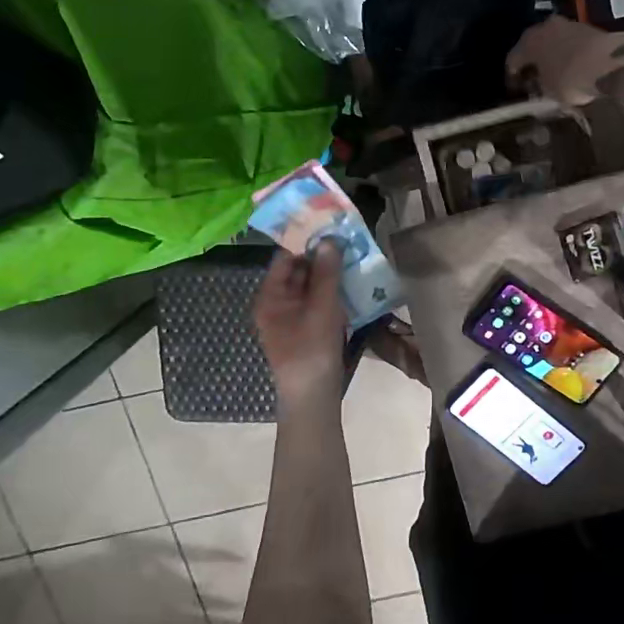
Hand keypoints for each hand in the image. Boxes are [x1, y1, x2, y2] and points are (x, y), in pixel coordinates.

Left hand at [254, 245, 347, 412]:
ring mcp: (292, 318)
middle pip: (297, 271)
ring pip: (310, 286)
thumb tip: (328, 240)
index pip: (284, 258)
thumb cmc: (311, 351)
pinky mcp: (307, 329)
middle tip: (346, 236)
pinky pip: (318, 302)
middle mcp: (276, 304)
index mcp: (269, 297)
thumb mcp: (321, 308)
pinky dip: (333, 291)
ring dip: (330, 273)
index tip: (327, 224)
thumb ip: (325, 274)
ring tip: (354, 253)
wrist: (313, 400)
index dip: (303, 240)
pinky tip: (353, 282)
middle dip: (321, 256)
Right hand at [504, 16, 623, 105]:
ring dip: (552, 55)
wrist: (612, 64)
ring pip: (553, 41)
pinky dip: (569, 53)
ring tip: (556, 73)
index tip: (518, 91)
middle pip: (532, 46)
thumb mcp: (546, 90)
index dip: (513, 79)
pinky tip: (573, 66)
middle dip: (533, 62)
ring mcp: (568, 24)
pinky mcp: (590, 27)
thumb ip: (537, 85)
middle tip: (535, 79)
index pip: (511, 61)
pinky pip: (571, 42)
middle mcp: (543, 27)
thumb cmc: (569, 79)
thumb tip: (538, 85)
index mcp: (525, 43)